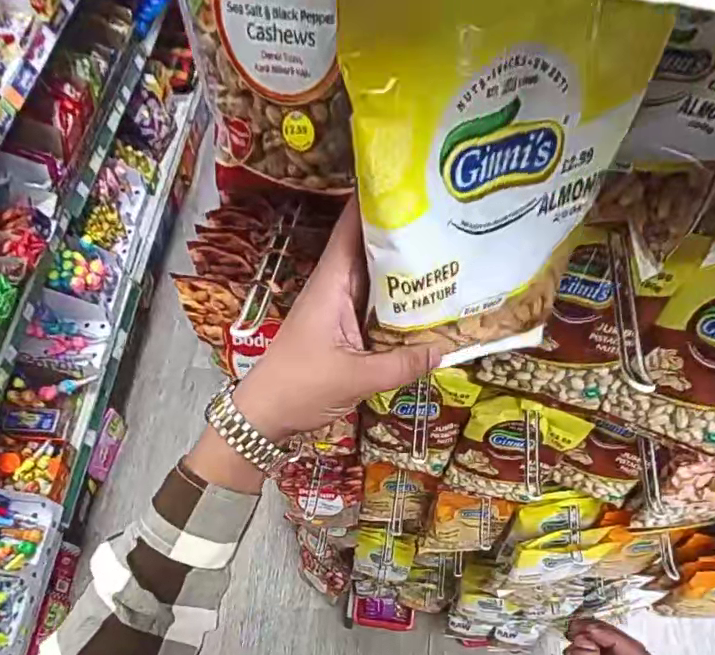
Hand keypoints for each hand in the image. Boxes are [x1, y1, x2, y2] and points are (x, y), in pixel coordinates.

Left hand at [231, 196, 440, 439]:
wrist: (267, 415)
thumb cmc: (302, 387)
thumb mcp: (357, 378)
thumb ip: (402, 365)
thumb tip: (444, 350)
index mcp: (332, 283)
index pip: (352, 225)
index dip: (377, 198)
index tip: (412, 178)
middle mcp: (336, 288)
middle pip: (371, 249)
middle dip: (403, 232)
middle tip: (446, 219)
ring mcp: (340, 310)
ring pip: (377, 280)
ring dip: (404, 270)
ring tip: (447, 254)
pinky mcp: (345, 331)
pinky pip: (377, 309)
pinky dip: (399, 305)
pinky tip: (426, 306)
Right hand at [539, 621, 664, 654]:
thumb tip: (587, 640)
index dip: (614, 640)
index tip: (588, 629)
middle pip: (632, 654)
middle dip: (605, 636)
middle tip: (577, 626)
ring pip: (620, 653)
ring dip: (597, 639)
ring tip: (573, 633)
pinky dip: (593, 648)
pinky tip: (576, 645)